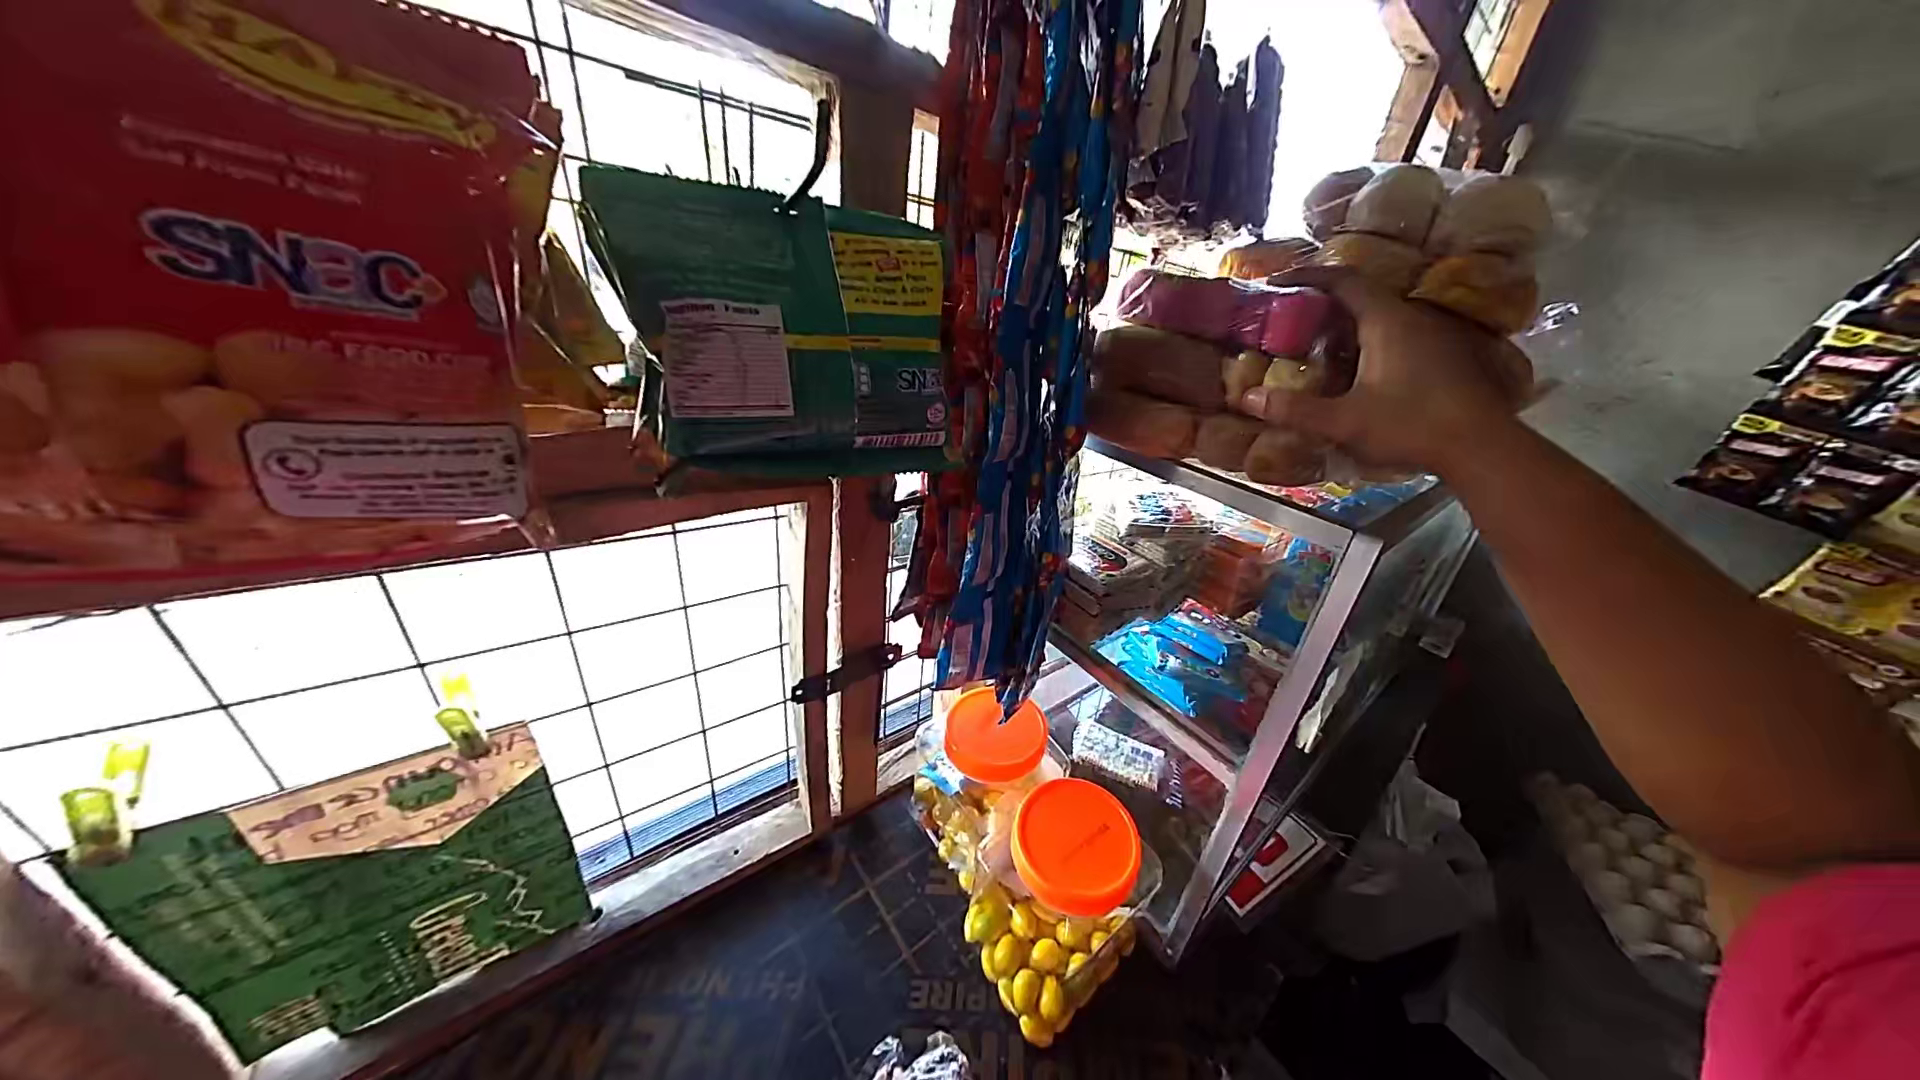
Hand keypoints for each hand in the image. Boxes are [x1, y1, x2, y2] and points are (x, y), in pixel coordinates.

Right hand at [1236, 267, 1532, 476]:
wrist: (1482, 447)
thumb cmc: (1412, 425)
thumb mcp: (1344, 421)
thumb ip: (1294, 409)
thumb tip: (1246, 398)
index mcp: (1387, 321)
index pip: (1344, 280)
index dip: (1309, 276)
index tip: (1279, 281)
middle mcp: (1413, 317)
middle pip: (1363, 295)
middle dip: (1325, 301)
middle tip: (1292, 317)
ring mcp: (1435, 335)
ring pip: (1382, 316)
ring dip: (1349, 323)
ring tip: (1318, 342)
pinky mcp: (1446, 355)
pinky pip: (1398, 335)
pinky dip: (1369, 340)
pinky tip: (1357, 367)